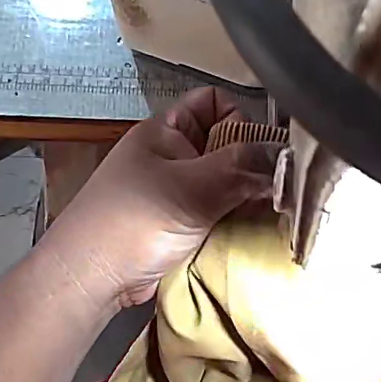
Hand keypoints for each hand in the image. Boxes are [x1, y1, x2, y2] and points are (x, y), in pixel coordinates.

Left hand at [38, 87, 278, 309]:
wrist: (95, 278)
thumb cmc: (130, 223)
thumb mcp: (190, 188)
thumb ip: (241, 168)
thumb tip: (285, 159)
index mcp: (168, 131)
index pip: (215, 103)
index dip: (241, 117)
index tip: (264, 147)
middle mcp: (177, 157)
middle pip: (230, 146)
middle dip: (255, 163)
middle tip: (279, 186)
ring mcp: (182, 192)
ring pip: (231, 183)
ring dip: (251, 197)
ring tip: (274, 211)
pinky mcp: (187, 225)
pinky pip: (224, 213)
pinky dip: (241, 219)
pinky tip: (259, 229)